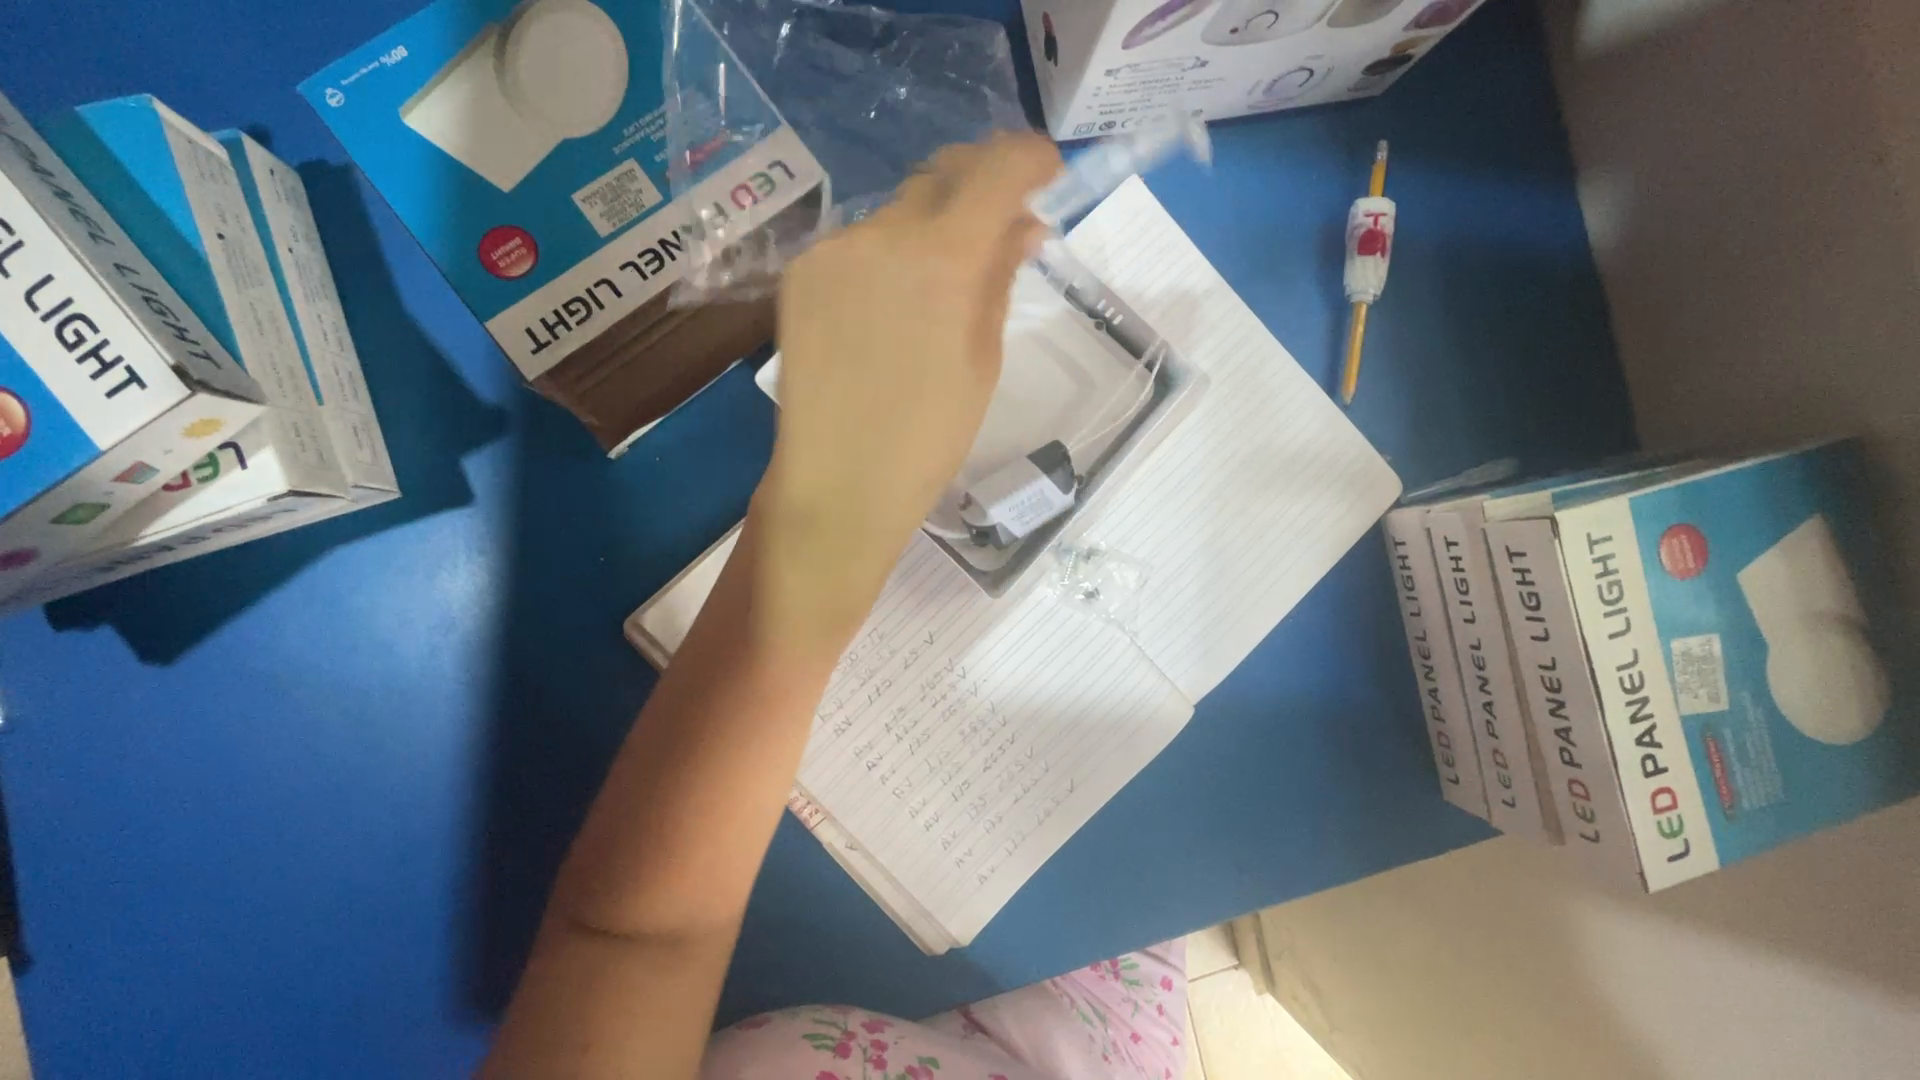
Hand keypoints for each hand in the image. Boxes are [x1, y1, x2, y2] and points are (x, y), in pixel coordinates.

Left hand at [749, 133, 1062, 651]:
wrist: (839, 483)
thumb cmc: (929, 437)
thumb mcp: (983, 359)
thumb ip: (998, 277)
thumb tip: (1021, 225)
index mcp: (944, 258)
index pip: (998, 169)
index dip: (1030, 159)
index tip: (1046, 172)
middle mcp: (884, 234)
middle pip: (943, 177)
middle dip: (978, 187)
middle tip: (1000, 222)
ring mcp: (834, 249)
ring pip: (898, 213)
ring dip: (929, 228)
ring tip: (939, 285)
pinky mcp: (801, 272)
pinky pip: (858, 244)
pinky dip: (886, 257)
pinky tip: (889, 307)